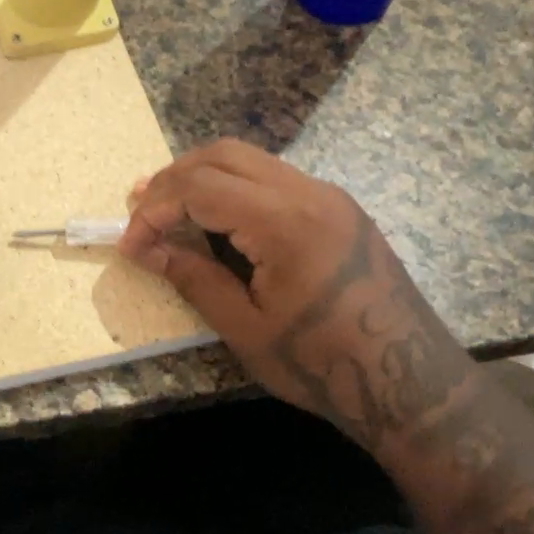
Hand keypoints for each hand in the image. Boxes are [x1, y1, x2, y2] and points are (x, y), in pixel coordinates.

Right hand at [119, 139, 474, 452]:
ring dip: (202, 181)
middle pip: (225, 155)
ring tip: (167, 213)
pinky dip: (233, 193)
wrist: (404, 377)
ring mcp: (329, 198)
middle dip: (173, 180)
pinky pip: (274, 182)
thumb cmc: (318, 362)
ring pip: (251, 163)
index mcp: (285, 222)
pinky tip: (215, 224)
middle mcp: (310, 192)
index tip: (129, 246)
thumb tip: (146, 250)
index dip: (155, 211)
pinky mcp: (338, 211)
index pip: (201, 188)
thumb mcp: (245, 328)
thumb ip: (194, 278)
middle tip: (139, 212)